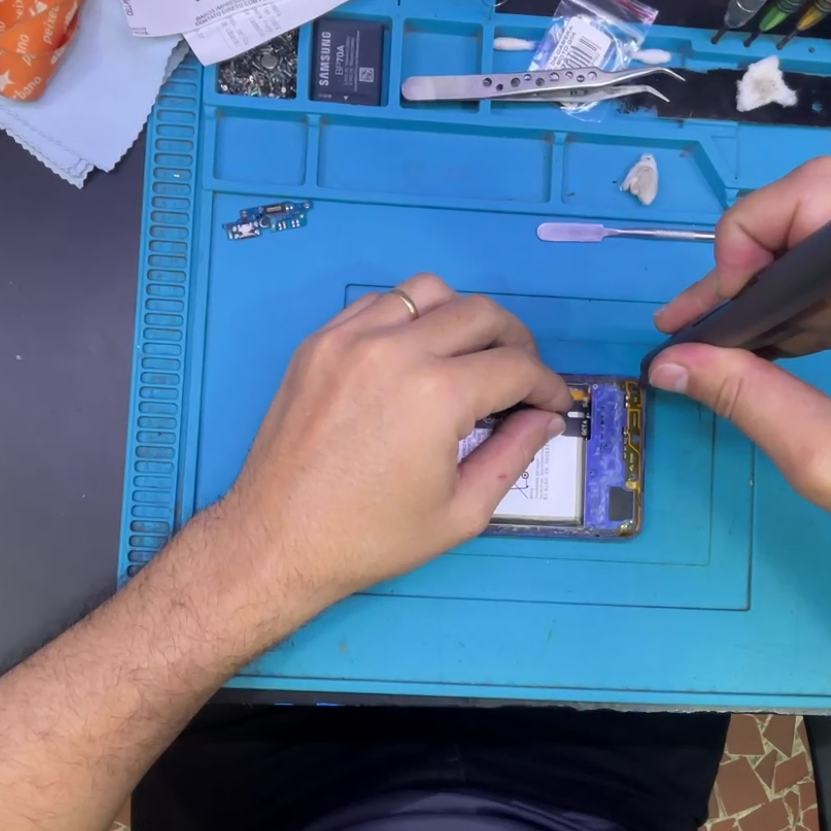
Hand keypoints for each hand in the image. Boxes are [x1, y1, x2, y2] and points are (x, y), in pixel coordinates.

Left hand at [212, 274, 571, 610]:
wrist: (278, 539)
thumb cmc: (370, 538)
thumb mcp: (461, 512)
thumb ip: (513, 454)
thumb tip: (545, 417)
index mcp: (436, 395)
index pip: (515, 366)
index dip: (547, 385)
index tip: (551, 404)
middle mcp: (395, 349)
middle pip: (481, 314)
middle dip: (517, 342)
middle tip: (523, 377)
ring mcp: (349, 338)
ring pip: (429, 291)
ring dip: (464, 317)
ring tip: (471, 356)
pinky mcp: (319, 342)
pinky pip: (380, 303)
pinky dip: (411, 316)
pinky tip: (416, 354)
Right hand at [647, 158, 830, 614]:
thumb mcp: (827, 461)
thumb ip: (742, 397)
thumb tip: (669, 363)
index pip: (816, 195)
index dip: (748, 231)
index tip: (723, 303)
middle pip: (822, 227)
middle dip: (748, 275)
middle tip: (697, 335)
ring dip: (784, 295)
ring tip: (734, 350)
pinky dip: (828, 306)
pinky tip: (791, 348)